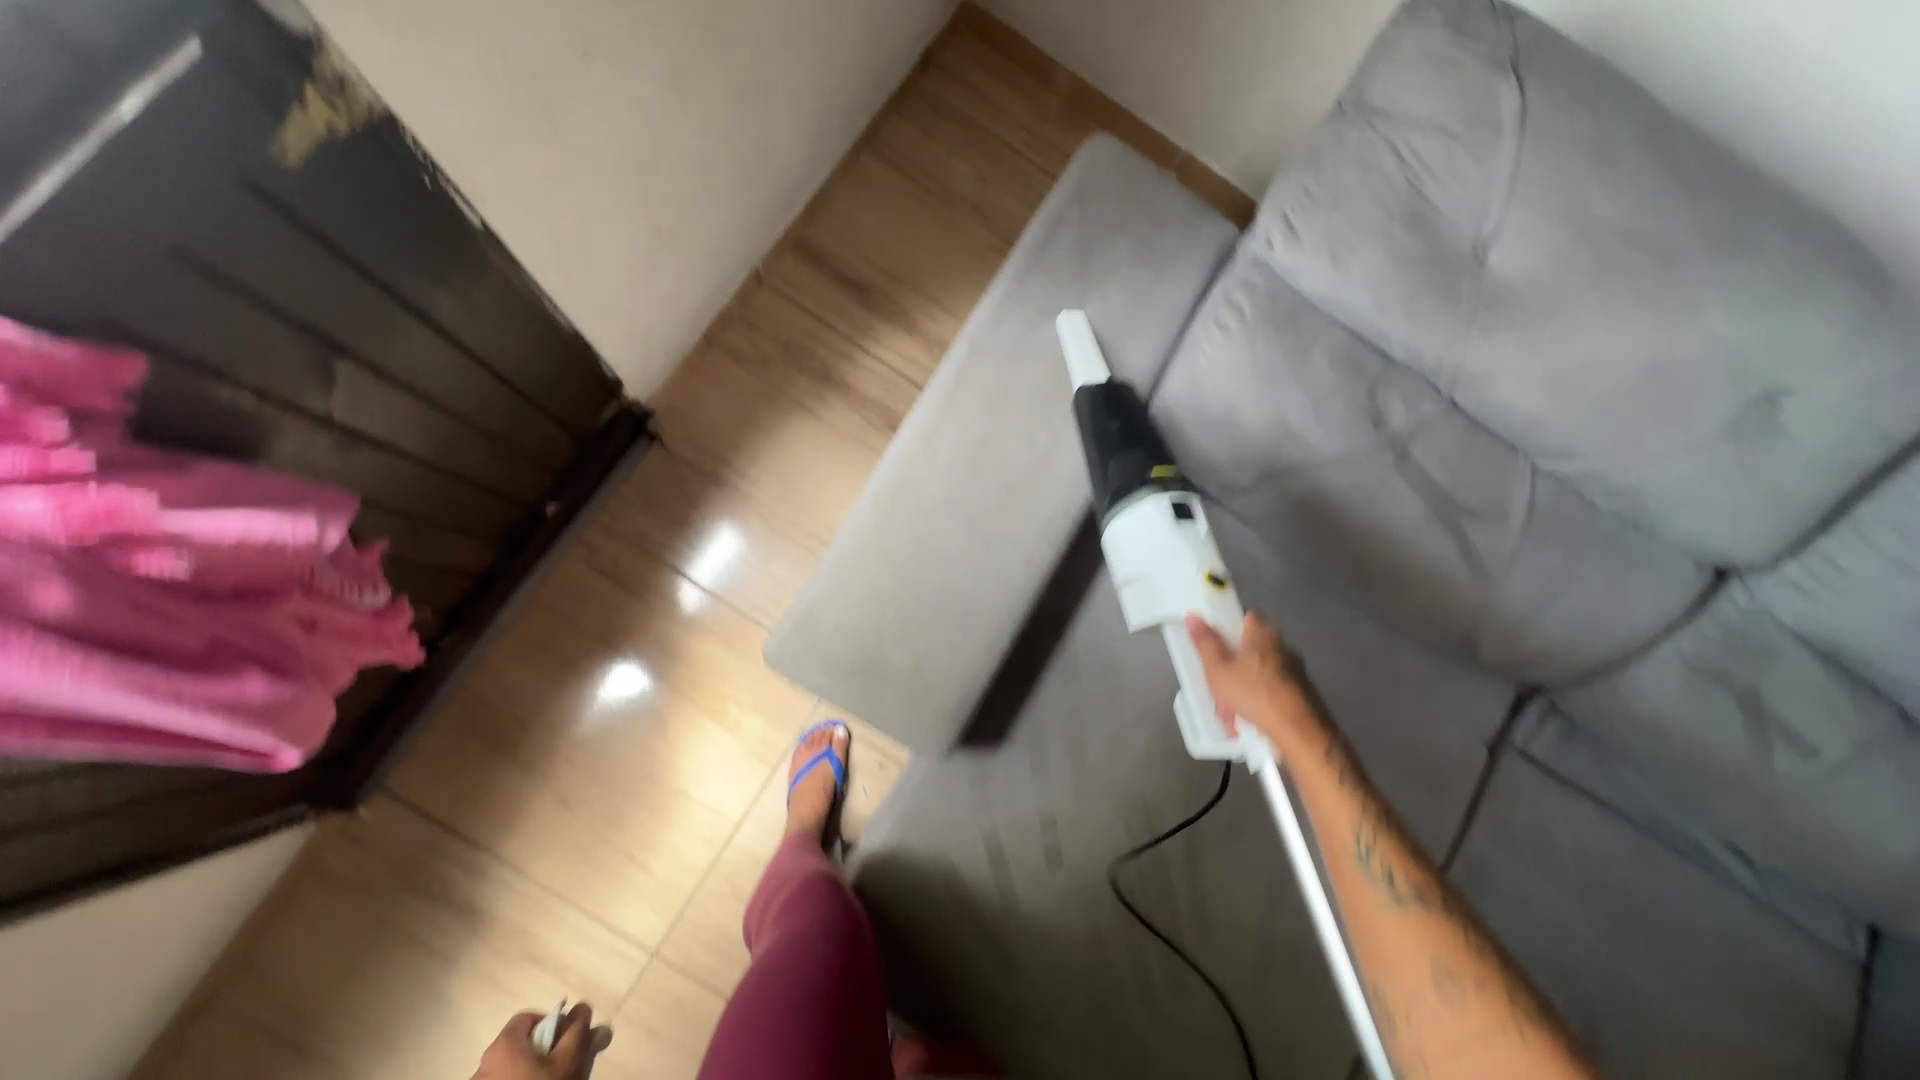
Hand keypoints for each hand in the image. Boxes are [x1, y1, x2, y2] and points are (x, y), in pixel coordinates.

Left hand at [472, 1005, 596, 1079]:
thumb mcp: (565, 1062)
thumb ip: (576, 1033)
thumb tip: (583, 1008)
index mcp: (504, 1044)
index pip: (527, 1018)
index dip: (549, 1023)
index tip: (563, 1041)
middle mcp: (485, 1062)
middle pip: (518, 1044)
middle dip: (542, 1051)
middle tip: (559, 1067)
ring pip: (509, 1068)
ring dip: (529, 1071)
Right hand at [1185, 611, 1325, 753]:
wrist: (1298, 730)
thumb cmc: (1253, 694)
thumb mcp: (1218, 670)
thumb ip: (1205, 643)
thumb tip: (1193, 616)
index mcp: (1263, 634)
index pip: (1246, 617)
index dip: (1228, 627)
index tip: (1214, 645)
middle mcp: (1282, 646)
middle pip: (1250, 649)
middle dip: (1231, 669)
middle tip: (1217, 688)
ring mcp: (1295, 670)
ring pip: (1259, 674)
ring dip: (1242, 690)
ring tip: (1231, 715)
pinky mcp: (1302, 692)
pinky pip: (1271, 691)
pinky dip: (1258, 702)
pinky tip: (1248, 722)